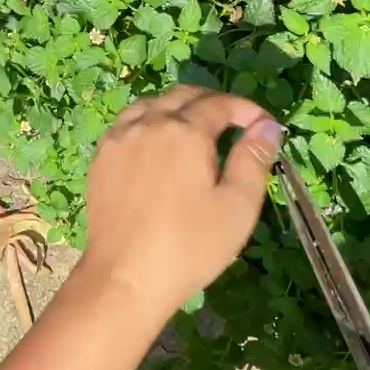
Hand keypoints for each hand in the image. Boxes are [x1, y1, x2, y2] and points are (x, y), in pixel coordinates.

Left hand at [77, 85, 284, 313]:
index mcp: (185, 131)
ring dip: (178, 106)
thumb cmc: (190, 245)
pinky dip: (150, 119)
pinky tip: (157, 141)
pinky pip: (129, 121)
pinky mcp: (102, 153)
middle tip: (234, 122)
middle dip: (213, 102)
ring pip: (152, 103)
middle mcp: (149, 122)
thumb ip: (253, 159)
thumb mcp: (236, 207)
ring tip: (197, 128)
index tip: (265, 124)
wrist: (126, 273)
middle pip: (183, 96)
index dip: (246, 109)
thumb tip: (267, 126)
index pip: (219, 104)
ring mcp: (120, 135)